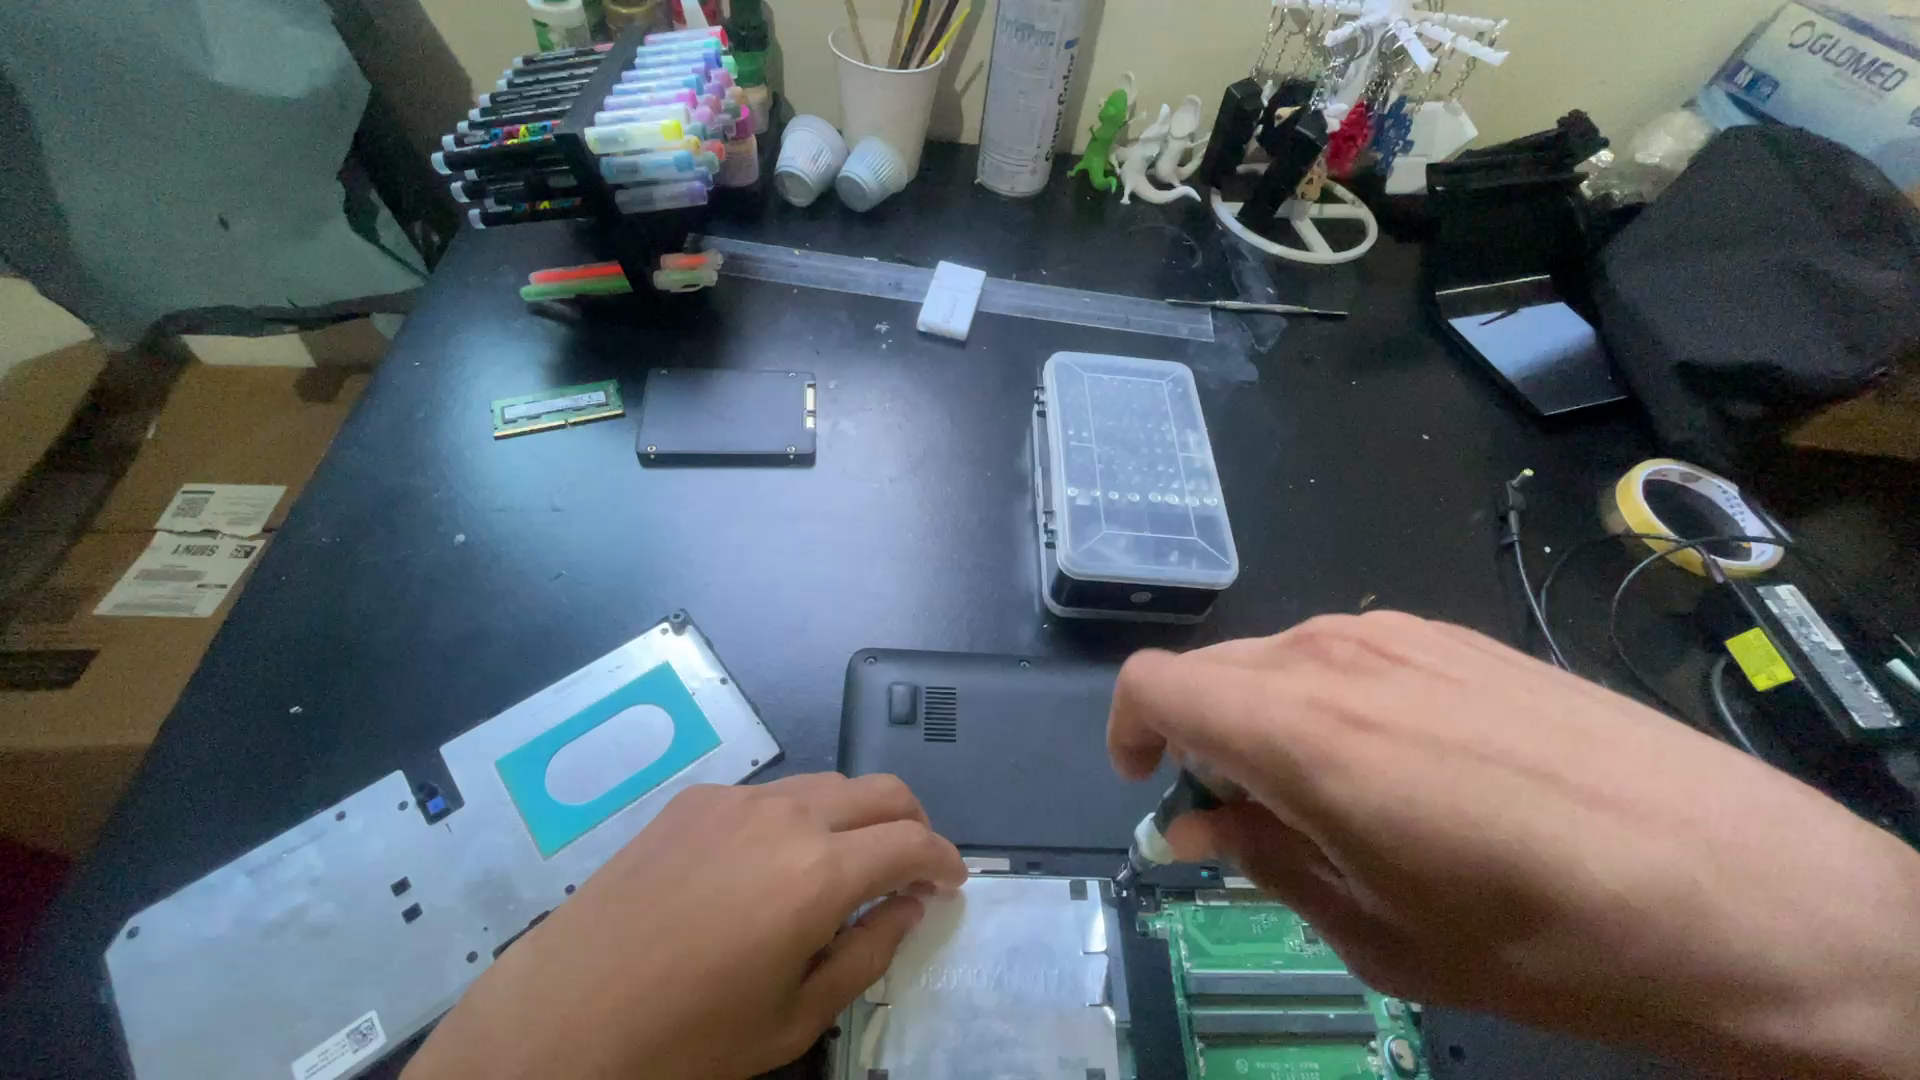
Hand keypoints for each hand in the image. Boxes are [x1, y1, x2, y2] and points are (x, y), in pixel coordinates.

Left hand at [403, 773, 966, 1079]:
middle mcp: (786, 816)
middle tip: (912, 868)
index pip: (913, 842)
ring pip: (828, 785)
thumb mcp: (794, 1017)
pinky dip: (799, 818)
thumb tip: (911, 904)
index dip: (945, 861)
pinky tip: (770, 865)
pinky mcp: (696, 799)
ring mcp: (737, 798)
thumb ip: (869, 951)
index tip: (951, 883)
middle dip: (914, 823)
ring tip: (845, 865)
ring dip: (857, 816)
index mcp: (819, 874)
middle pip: (882, 789)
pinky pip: (771, 795)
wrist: (556, 1022)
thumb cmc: (685, 1040)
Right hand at [1110, 612, 1919, 1079]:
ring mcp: (1398, 634)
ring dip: (1260, 718)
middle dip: (1197, 737)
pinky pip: (1341, 653)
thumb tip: (1196, 824)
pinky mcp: (1453, 635)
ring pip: (1273, 659)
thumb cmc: (1549, 942)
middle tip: (1243, 819)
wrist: (1764, 898)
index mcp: (1301, 730)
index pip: (1155, 682)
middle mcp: (1333, 657)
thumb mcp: (1377, 932)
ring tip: (1325, 797)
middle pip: (1210, 670)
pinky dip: (1321, 698)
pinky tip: (1397, 763)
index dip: (1128, 729)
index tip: (1151, 786)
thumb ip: (1262, 860)